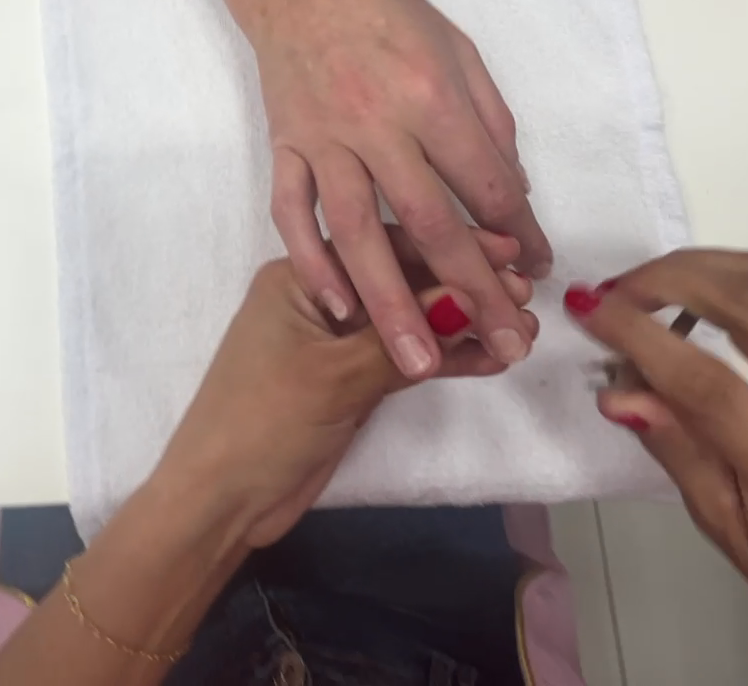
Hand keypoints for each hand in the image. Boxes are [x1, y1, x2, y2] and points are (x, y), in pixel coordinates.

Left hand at [156, 229, 534, 548]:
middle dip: (462, 287)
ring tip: (521, 330)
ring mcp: (338, 340)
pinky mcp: (352, 378)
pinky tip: (490, 358)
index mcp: (301, 275)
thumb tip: (473, 297)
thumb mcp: (333, 375)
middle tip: (523, 293)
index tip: (505, 252)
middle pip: (402, 281)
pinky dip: (445, 360)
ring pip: (410, 323)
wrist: (224, 499)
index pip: (381, 247)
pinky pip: (406, 359)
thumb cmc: (263, 419)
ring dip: (462, 327)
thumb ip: (402, 338)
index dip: (444, 249)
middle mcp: (322, 296)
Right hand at [246, 0, 552, 380]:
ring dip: (392, 302)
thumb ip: (488, 121)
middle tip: (507, 346)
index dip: (521, 234)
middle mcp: (378, 125)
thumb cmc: (387, 11)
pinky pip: (292, 216)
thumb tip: (510, 194)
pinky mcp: (284, 150)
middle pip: (432, 225)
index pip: (488, 186)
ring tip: (419, 362)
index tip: (535, 271)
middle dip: (474, 291)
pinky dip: (312, 263)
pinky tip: (337, 307)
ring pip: (359, 235)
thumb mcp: (458, 49)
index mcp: (432, 96)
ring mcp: (323, 142)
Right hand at [567, 251, 747, 685]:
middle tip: (615, 288)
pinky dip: (745, 268)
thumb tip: (614, 391)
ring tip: (652, 281)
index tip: (587, 307)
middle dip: (669, 278)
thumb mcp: (725, 528)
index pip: (708, 383)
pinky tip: (707, 283)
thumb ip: (674, 448)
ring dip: (706, 263)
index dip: (638, 334)